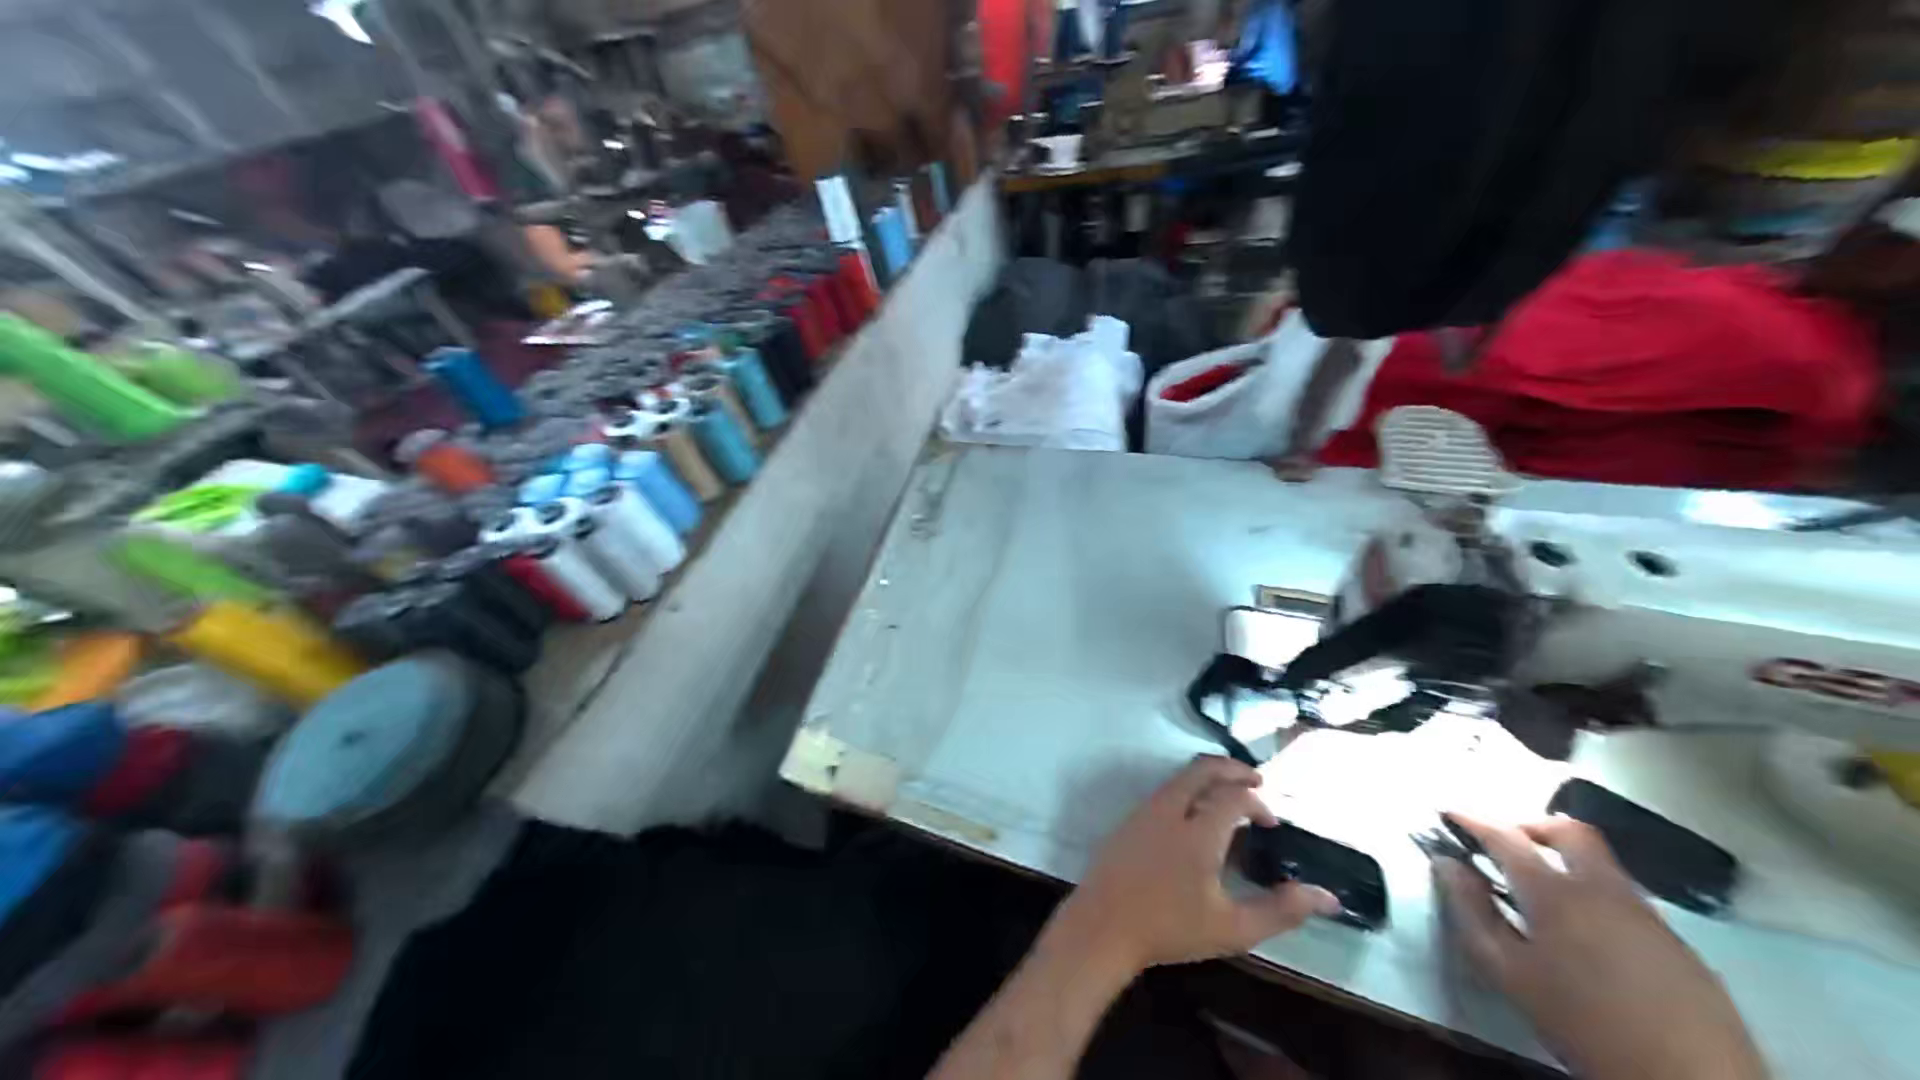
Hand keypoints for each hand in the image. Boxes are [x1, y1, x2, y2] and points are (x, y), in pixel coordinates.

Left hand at [1051, 755, 1340, 973]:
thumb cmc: (1170, 927)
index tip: (1272, 823)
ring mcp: (1145, 810)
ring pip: (1181, 777)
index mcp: (1198, 831)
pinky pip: (1165, 790)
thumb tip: (1327, 897)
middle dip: (1233, 769)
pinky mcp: (1130, 819)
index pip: (1234, 796)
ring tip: (1230, 796)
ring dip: (1209, 778)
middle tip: (1256, 781)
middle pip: (1203, 769)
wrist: (1102, 925)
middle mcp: (1170, 809)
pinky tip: (1196, 816)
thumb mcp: (1233, 928)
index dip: (1258, 802)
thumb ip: (1281, 910)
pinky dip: (1188, 789)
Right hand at [1434, 814, 1766, 1079]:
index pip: (1506, 837)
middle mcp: (1604, 890)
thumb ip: (1471, 910)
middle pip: (1571, 832)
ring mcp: (1649, 917)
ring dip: (1566, 863)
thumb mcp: (1506, 970)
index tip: (1448, 813)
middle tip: (1505, 844)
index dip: (1472, 821)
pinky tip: (1586, 937)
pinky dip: (1595, 898)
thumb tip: (1448, 864)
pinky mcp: (1681, 948)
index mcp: (1555, 892)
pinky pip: (1628, 902)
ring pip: (1603, 867)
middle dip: (1531, 827)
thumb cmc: (1580, 1023)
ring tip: (1540, 894)